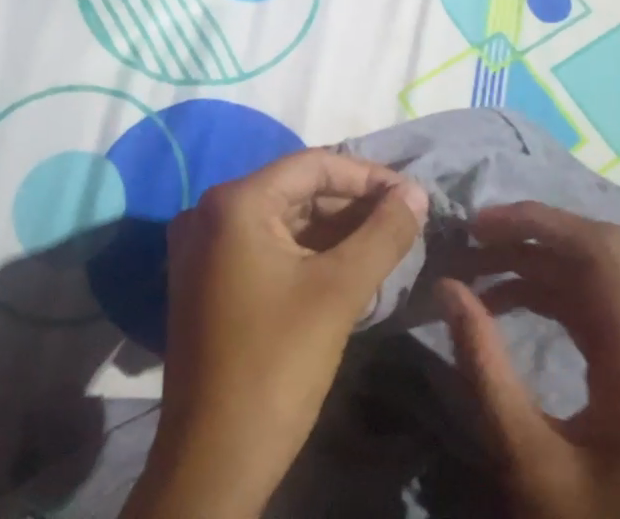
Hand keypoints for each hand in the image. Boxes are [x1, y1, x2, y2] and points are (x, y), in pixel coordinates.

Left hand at [122, 149, 428, 518]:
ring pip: (281, 220)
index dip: (369, 176)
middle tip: (406, 221)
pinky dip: (307, 252)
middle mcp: (209, 212)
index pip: (312, 165)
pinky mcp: (206, 280)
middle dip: (352, 203)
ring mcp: (202, 248)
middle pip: (295, 190)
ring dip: (333, 229)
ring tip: (387, 242)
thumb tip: (416, 195)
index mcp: (234, 202)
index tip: (415, 196)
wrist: (214, 454)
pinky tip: (348, 265)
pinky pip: (264, 247)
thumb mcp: (339, 291)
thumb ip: (383, 234)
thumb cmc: (278, 363)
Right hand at [438, 203, 619, 518]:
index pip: (607, 256)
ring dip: (549, 264)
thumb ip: (484, 366)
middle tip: (473, 240)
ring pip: (617, 279)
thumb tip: (447, 286)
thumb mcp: (525, 460)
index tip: (477, 225)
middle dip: (539, 235)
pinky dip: (568, 295)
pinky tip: (517, 302)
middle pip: (615, 256)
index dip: (540, 222)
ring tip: (481, 270)